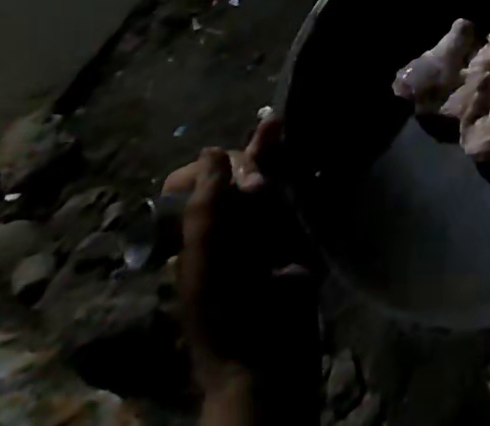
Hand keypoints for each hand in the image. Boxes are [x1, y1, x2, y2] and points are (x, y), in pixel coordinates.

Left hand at [165, 117, 316, 420]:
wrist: (270, 366)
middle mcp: (227, 228)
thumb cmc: (225, 317)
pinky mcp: (293, 238)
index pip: (194, 185)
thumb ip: (206, 206)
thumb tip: (213, 150)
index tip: (229, 170)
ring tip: (276, 124)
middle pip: (234, 177)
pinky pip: (292, 197)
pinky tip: (295, 146)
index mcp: (196, 235)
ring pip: (266, 180)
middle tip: (266, 160)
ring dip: (271, 153)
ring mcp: (261, 232)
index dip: (210, 170)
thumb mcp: (204, 263)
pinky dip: (292, 171)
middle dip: (249, 160)